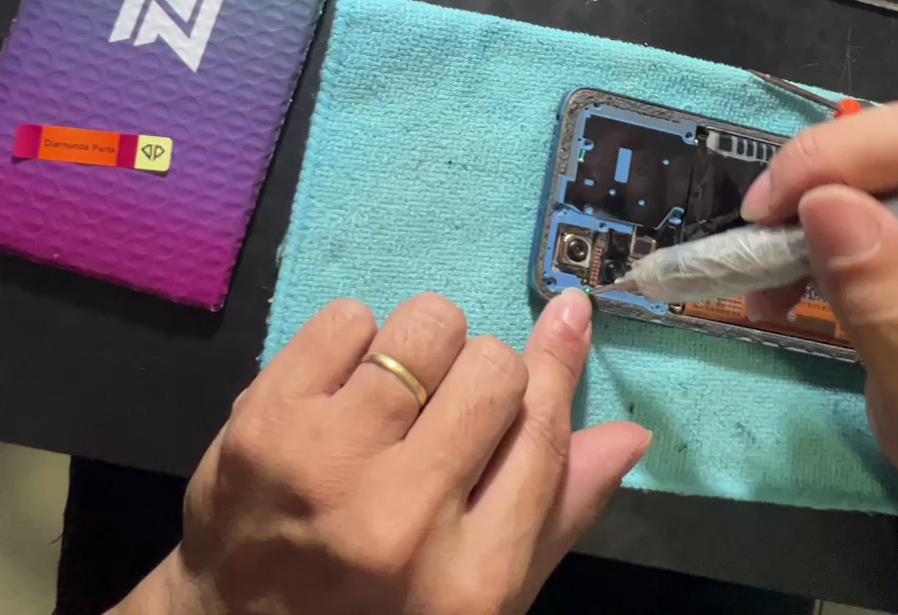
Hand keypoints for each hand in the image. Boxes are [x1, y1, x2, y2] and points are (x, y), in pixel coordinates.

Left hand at [114, 291, 649, 614]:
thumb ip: (557, 509)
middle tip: (441, 409)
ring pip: (426, 325)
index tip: (565, 312)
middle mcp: (405, 517)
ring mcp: (327, 461)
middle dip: (478, 371)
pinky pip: (350, 315)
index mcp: (474, 577)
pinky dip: (355, 338)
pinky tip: (340, 390)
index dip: (556, 361)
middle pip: (491, 367)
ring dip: (421, 346)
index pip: (543, 426)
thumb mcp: (482, 594)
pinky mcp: (265, 417)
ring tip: (391, 396)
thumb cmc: (378, 609)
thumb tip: (632, 431)